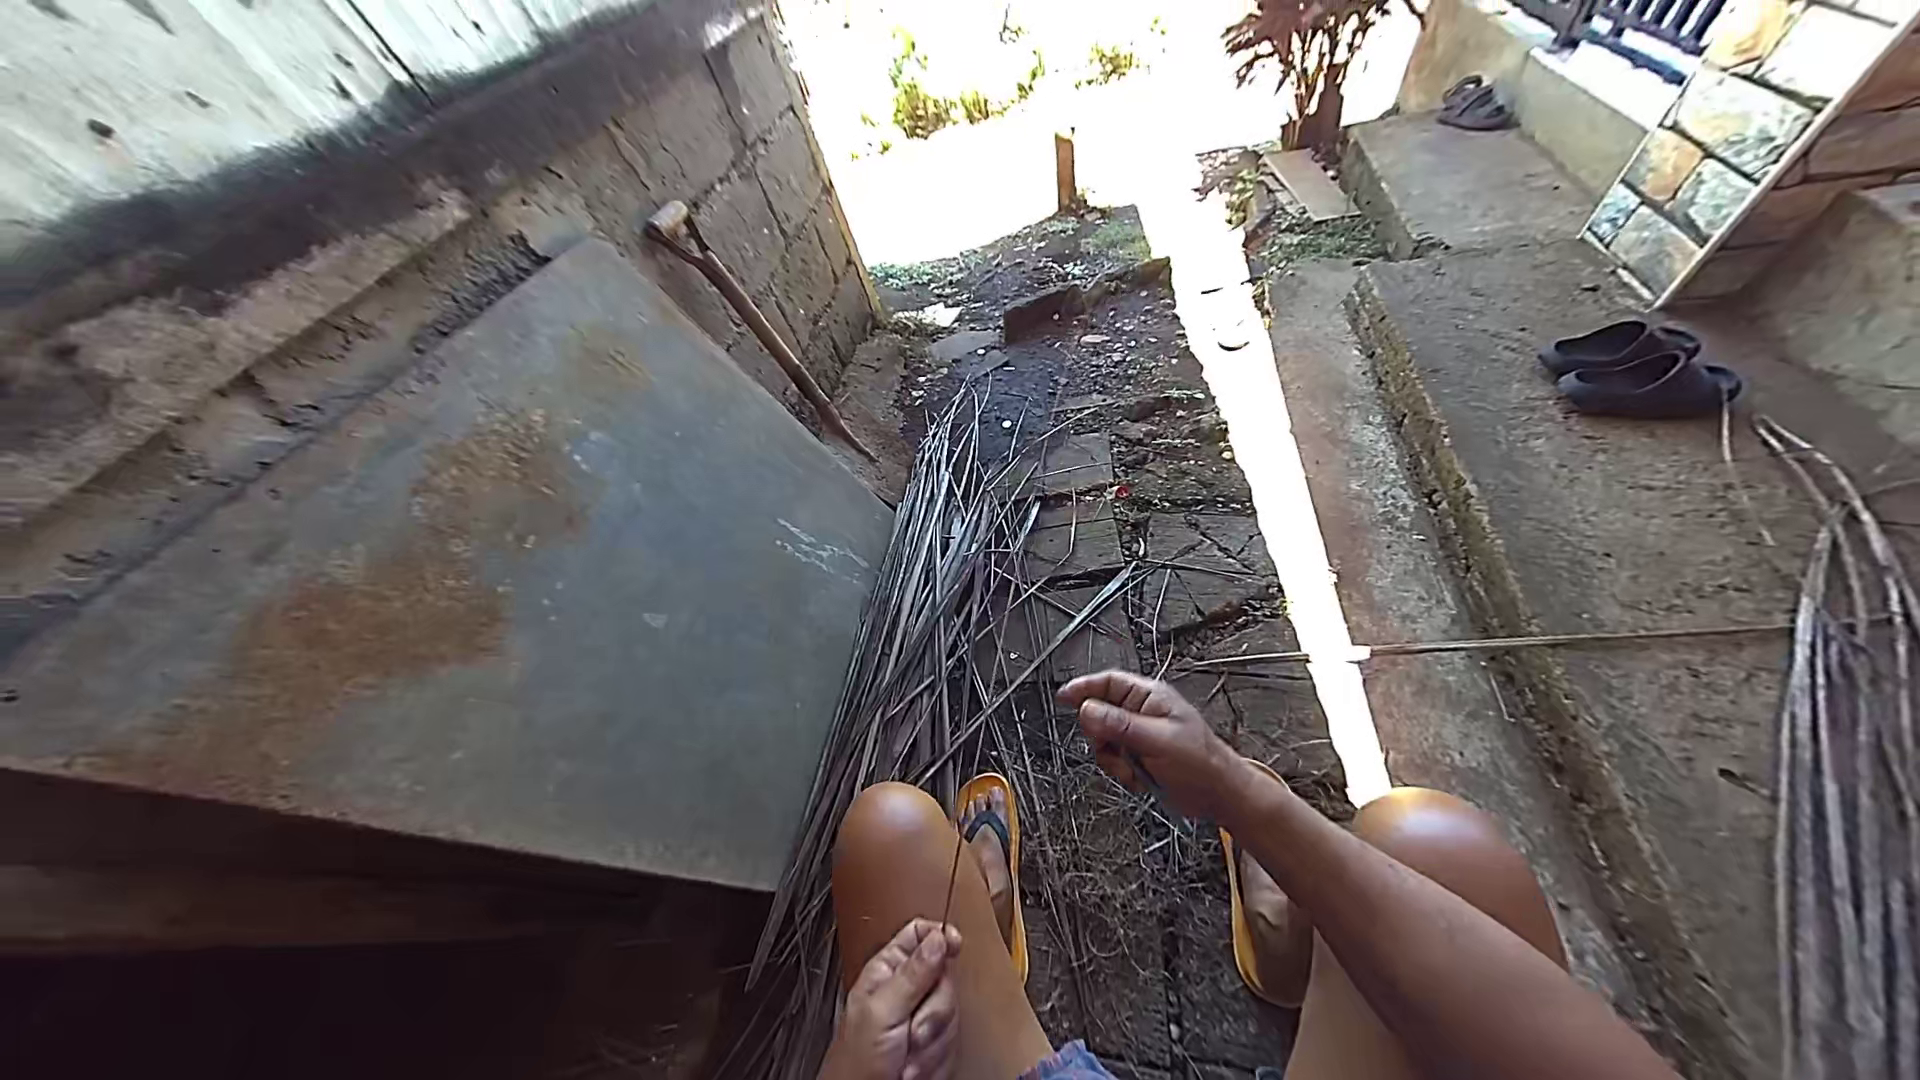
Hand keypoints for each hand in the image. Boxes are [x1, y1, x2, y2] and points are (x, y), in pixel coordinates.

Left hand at [818, 918, 961, 1079]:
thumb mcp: (882, 1012)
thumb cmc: (855, 1065)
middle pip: (944, 977)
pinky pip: (952, 1043)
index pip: (920, 934)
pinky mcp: (933, 1047)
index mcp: (889, 970)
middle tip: (913, 1030)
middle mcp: (907, 991)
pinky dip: (936, 1062)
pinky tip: (915, 1070)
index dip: (940, 935)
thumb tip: (938, 937)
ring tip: (907, 1056)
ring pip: (950, 1013)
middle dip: (934, 1011)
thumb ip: (912, 974)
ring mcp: (921, 1019)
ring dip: (932, 1042)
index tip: (954, 944)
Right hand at [1057, 670, 1253, 822]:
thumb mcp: (1158, 740)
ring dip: (1113, 759)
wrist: (1219, 796)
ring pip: (1102, 740)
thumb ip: (1120, 725)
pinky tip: (1140, 777)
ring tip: (1134, 767)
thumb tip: (1086, 709)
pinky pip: (1112, 759)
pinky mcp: (1137, 756)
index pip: (1107, 683)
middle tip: (1116, 747)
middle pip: (1098, 713)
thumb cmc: (1201, 763)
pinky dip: (1120, 771)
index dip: (1083, 688)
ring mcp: (1137, 735)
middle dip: (1102, 736)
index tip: (1063, 697)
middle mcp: (1140, 712)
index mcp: (1148, 697)